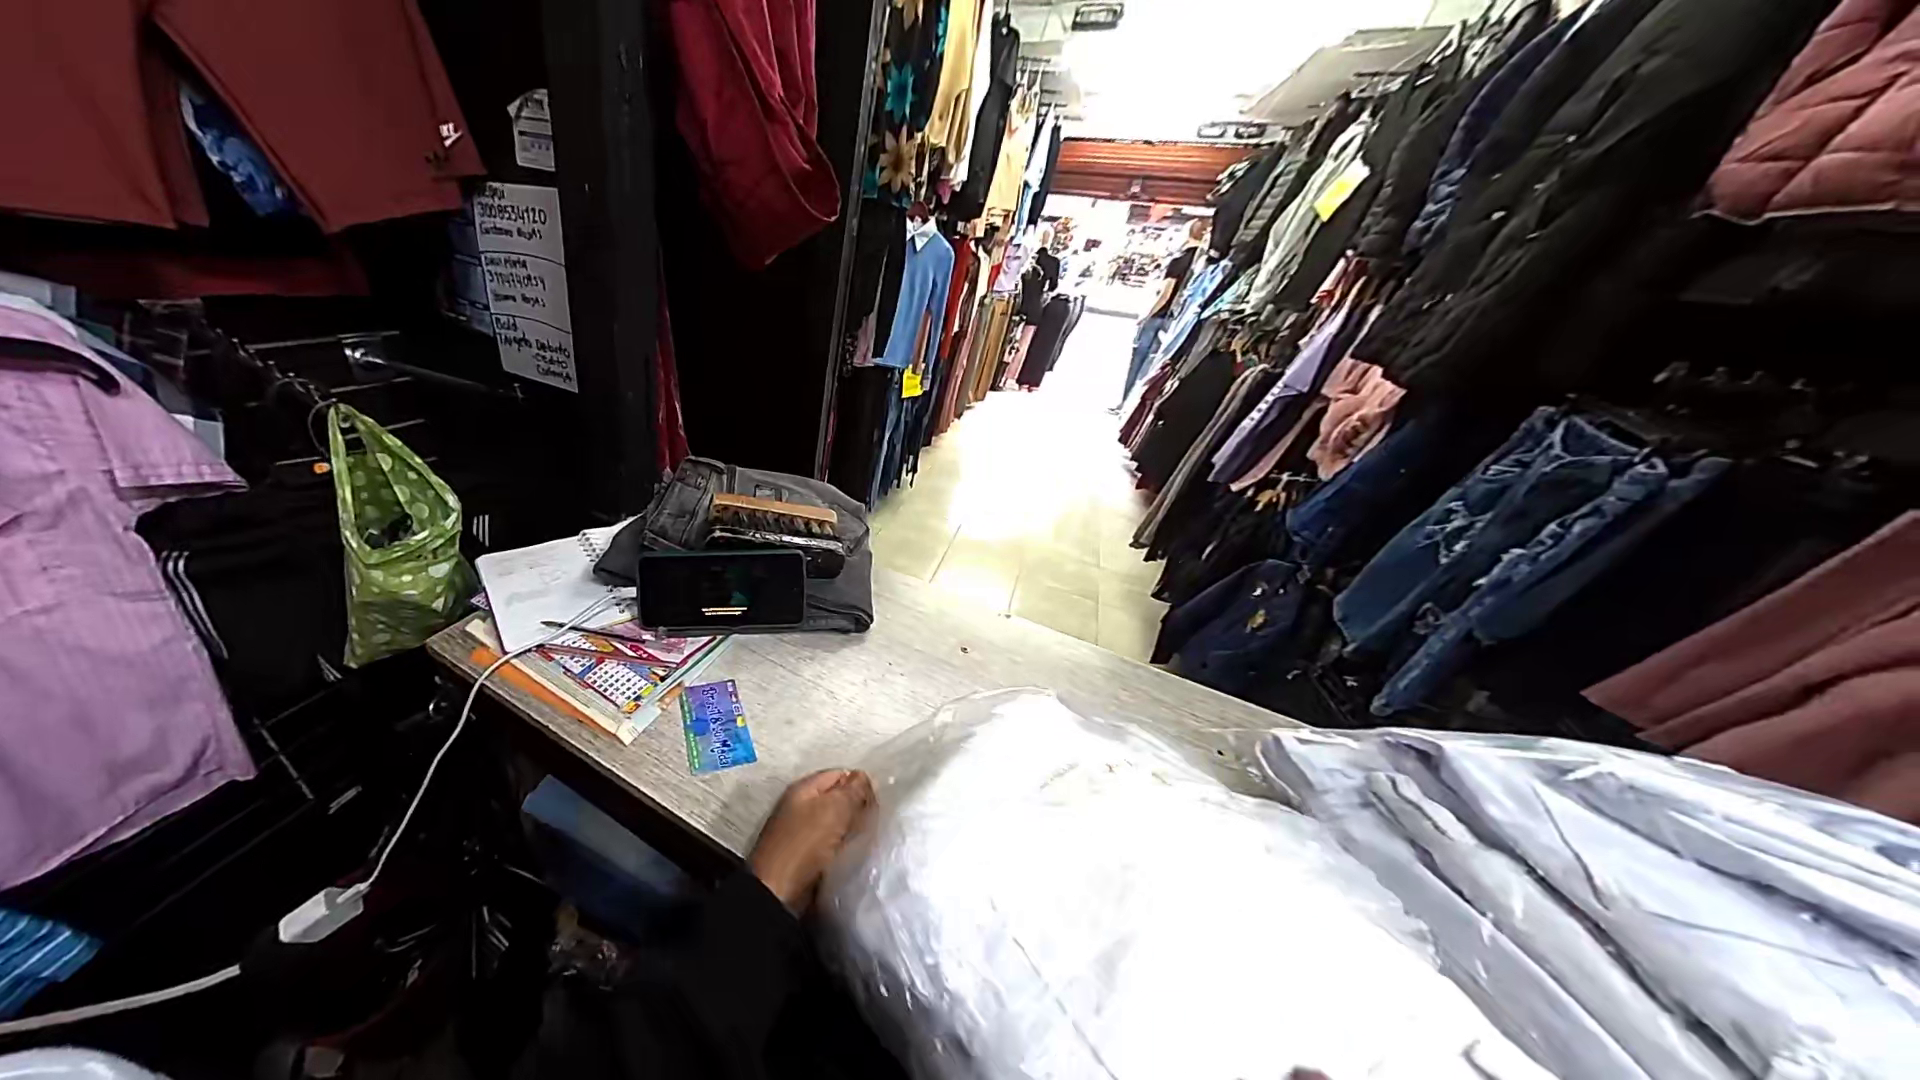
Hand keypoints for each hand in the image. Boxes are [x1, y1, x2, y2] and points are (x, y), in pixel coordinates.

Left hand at [748, 769, 875, 914]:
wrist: (778, 892)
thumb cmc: (806, 843)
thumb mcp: (835, 808)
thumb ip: (853, 789)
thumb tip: (865, 777)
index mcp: (804, 789)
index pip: (839, 774)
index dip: (860, 783)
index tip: (876, 801)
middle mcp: (800, 806)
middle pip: (837, 798)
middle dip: (856, 806)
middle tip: (871, 819)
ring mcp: (800, 831)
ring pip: (835, 821)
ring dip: (850, 827)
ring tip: (864, 836)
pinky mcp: (803, 854)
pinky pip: (830, 842)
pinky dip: (842, 845)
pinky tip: (852, 851)